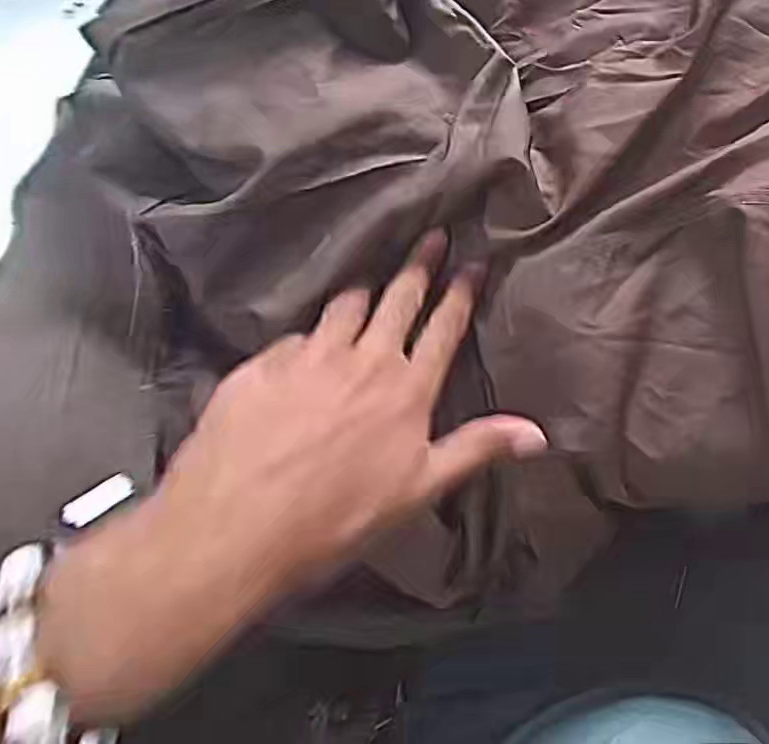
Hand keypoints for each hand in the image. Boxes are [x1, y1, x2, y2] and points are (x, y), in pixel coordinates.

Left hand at [32, 231, 545, 722]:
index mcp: (407, 386)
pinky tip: (305, 347)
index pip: (444, 326)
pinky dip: (310, 337)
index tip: (474, 261)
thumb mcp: (419, 488)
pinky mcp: (260, 367)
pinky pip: (295, 337)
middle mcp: (364, 359)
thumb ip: (478, 448)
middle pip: (399, 298)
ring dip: (365, 290)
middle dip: (420, 264)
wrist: (228, 533)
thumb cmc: (337, 516)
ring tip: (372, 280)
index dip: (461, 291)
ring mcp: (309, 357)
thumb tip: (540, 434)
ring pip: (346, 305)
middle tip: (432, 235)